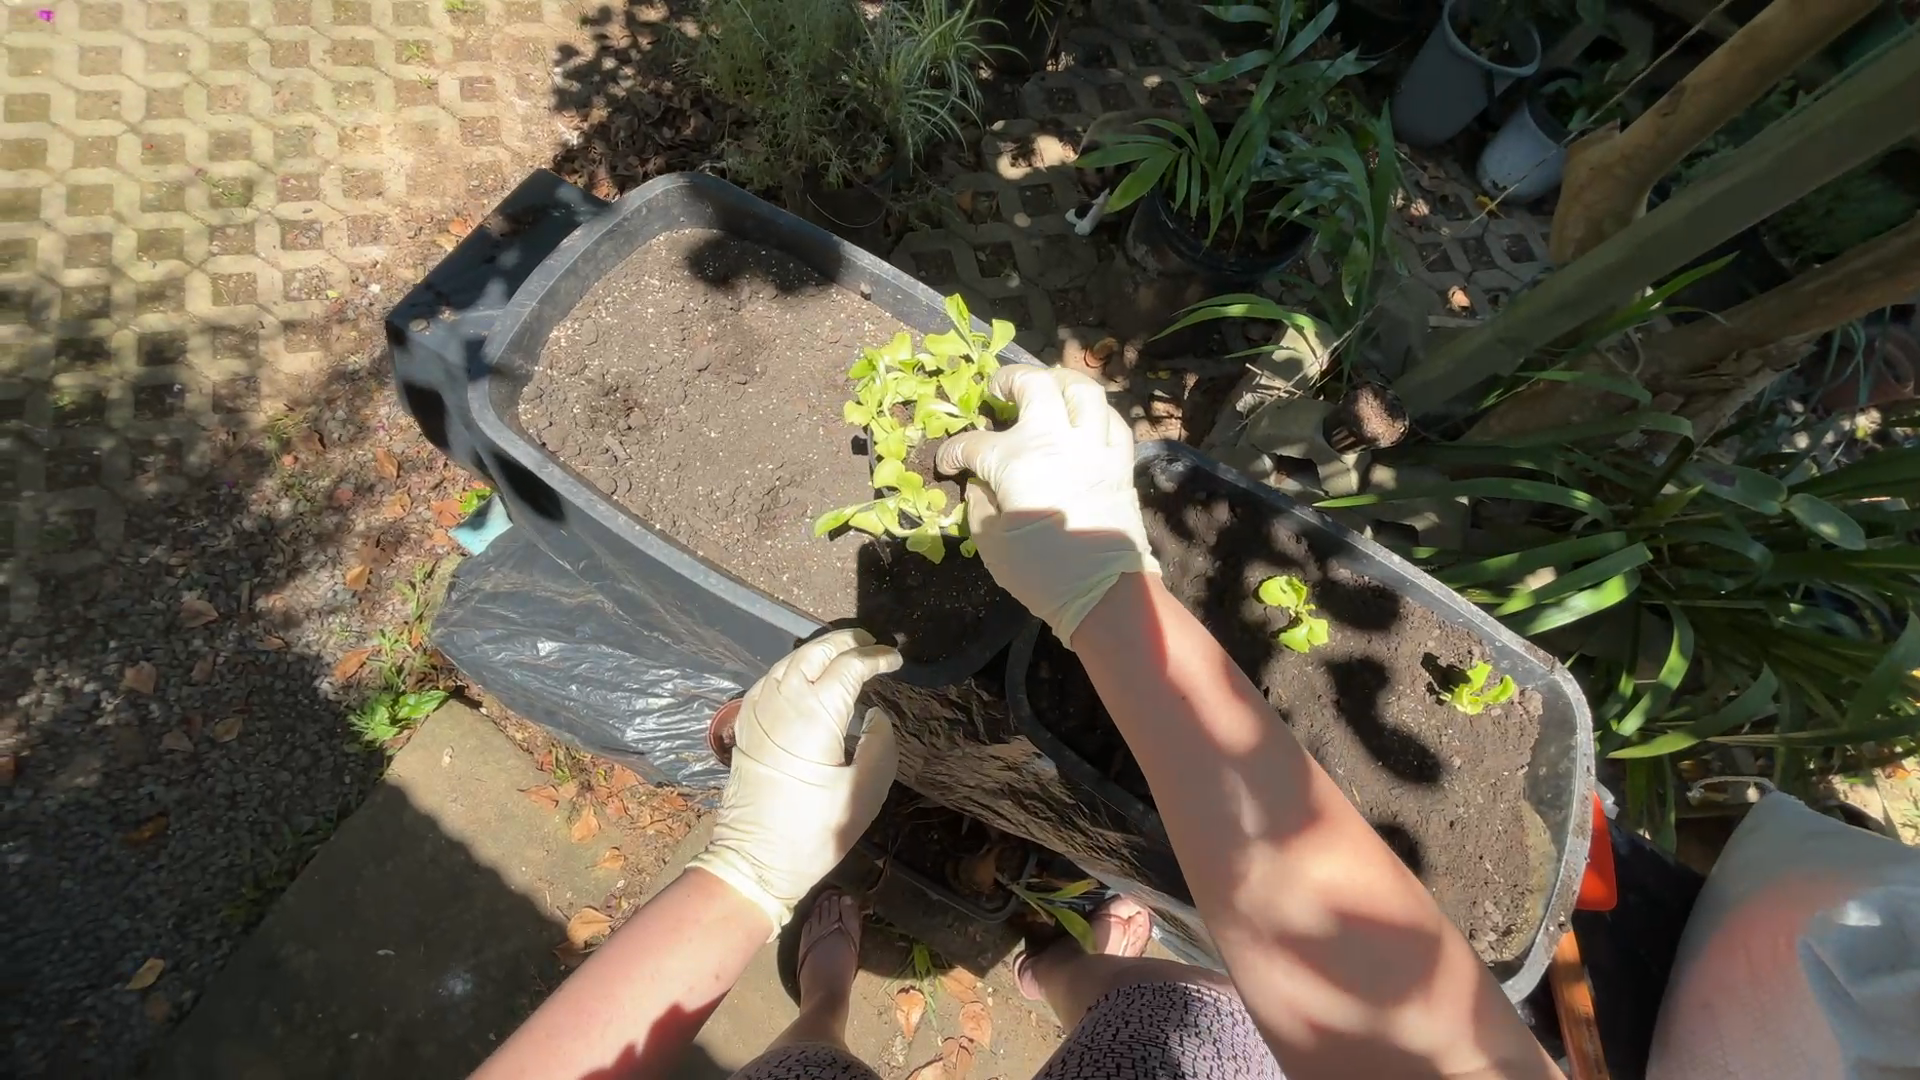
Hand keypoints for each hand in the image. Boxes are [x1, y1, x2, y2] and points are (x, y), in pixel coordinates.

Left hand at [688, 630, 900, 931]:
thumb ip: (880, 745)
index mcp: (815, 715)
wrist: (752, 863)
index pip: (849, 666)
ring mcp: (759, 710)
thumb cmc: (814, 833)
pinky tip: (807, 674)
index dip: (876, 657)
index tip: (896, 659)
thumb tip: (875, 715)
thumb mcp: (865, 793)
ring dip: (820, 650)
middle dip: (847, 641)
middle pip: (815, 652)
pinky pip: (770, 677)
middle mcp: (783, 702)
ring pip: (790, 659)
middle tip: (873, 644)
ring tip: (846, 653)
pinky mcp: (746, 724)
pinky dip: (794, 665)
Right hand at [938, 366, 1158, 645]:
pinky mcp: (1120, 461)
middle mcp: (1056, 439)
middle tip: (997, 391)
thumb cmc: (1040, 571)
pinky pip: (1112, 420)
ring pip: (1082, 389)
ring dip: (1059, 381)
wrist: (1104, 591)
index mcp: (1015, 460)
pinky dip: (1094, 413)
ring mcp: (1093, 446)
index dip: (953, 453)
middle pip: (1033, 385)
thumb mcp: (990, 541)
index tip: (948, 464)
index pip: (973, 444)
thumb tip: (980, 484)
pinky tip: (1083, 420)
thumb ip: (979, 503)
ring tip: (1046, 388)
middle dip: (1009, 380)